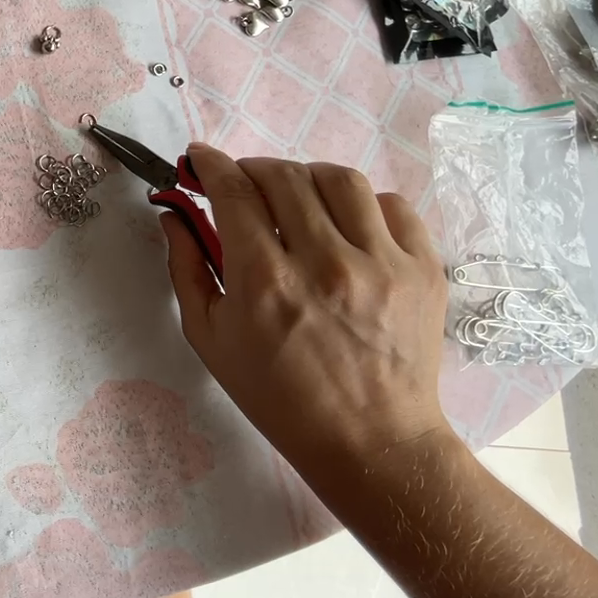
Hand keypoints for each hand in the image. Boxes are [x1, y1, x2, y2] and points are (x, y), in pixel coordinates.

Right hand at [162, 145, 451, 479]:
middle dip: (252, 167)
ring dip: (305, 176)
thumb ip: (186, 268)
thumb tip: (174, 214)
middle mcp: (324, 261)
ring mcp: (381, 262)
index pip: (234, 192)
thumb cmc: (273, 391)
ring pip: (340, 179)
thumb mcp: (208, 335)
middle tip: (241, 182)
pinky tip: (343, 224)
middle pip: (284, 175)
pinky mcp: (423, 269)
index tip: (200, 158)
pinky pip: (392, 205)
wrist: (368, 439)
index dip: (212, 165)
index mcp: (263, 280)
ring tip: (294, 196)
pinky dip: (359, 203)